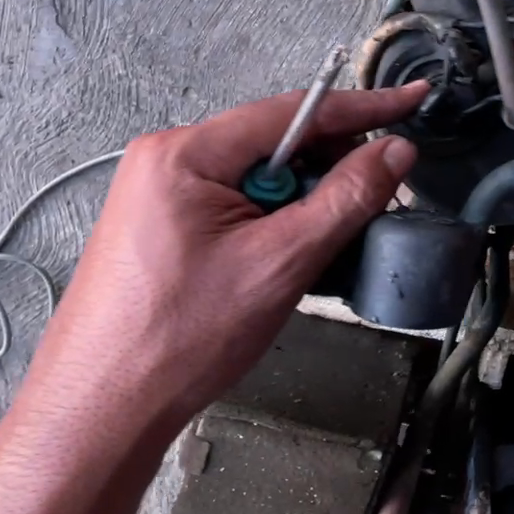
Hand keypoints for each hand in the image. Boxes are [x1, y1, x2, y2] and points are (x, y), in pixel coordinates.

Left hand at [54, 83, 424, 419]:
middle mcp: (170, 159)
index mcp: (187, 154)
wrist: (99, 414)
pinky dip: (280, 220)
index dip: (364, 107)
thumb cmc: (180, 338)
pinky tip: (291, 256)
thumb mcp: (282, 262)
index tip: (414, 99)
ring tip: (321, 248)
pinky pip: (243, 199)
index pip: (295, 112)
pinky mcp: (168, 222)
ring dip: (307, 201)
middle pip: (281, 141)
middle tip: (373, 205)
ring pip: (266, 173)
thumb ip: (347, 198)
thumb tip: (397, 151)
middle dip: (333, 168)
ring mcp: (164, 191)